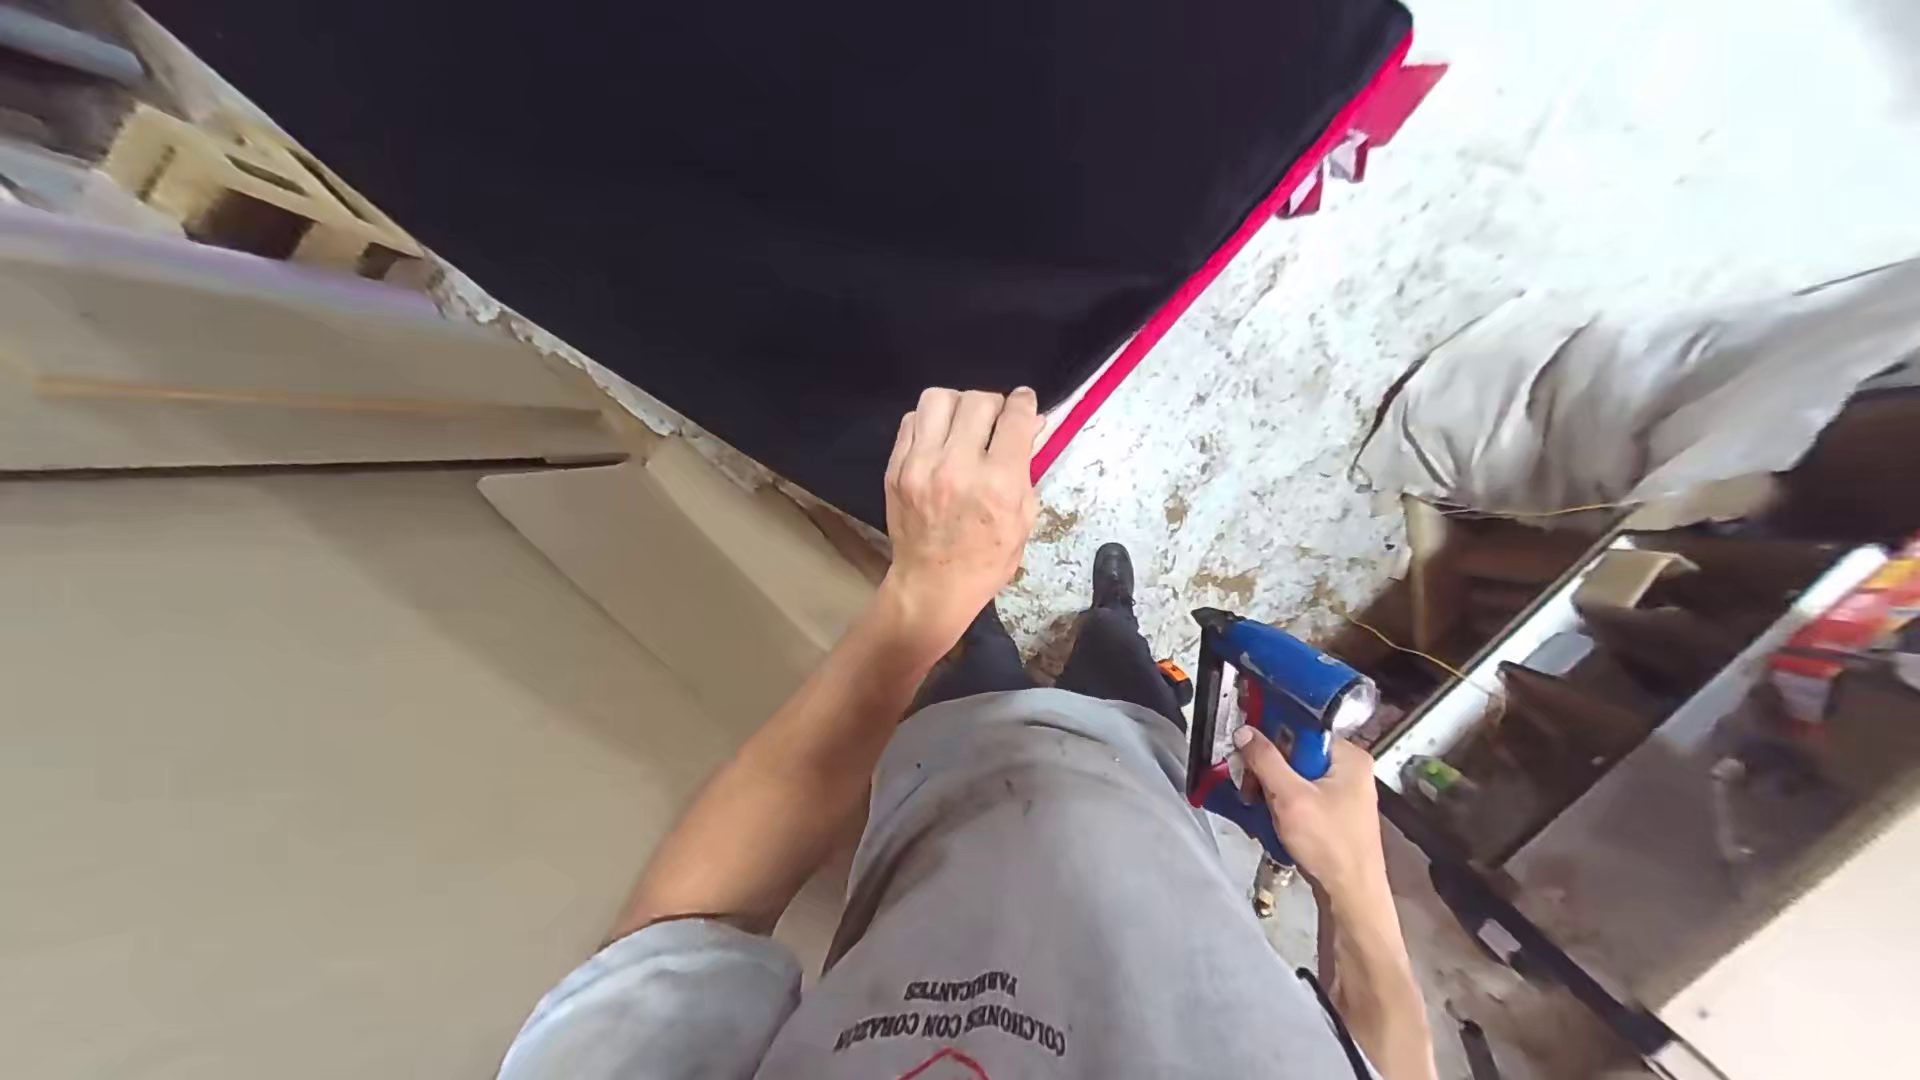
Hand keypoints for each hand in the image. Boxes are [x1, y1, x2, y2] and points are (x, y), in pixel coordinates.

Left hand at [881, 387, 1042, 645]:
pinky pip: (911, 421)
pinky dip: (930, 422)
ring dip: (958, 405)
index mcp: (998, 484)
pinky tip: (939, 438)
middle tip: (996, 420)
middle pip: (978, 401)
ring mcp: (920, 466)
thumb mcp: (1024, 517)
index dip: (1025, 403)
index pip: (1015, 417)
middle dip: (994, 404)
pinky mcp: (895, 468)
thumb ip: (1027, 467)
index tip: (1025, 403)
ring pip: (938, 398)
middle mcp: (957, 467)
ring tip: (964, 423)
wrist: (933, 585)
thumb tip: (1032, 424)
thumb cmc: (987, 559)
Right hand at [1232, 728, 1388, 902]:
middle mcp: (1347, 767)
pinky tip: (1268, 813)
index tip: (1244, 744)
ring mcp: (1341, 790)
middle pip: (1293, 750)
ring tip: (1255, 801)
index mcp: (1348, 756)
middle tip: (1247, 781)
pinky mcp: (1333, 810)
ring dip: (1269, 785)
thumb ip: (1264, 759)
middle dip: (1266, 765)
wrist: (1351, 899)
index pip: (1300, 726)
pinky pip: (1298, 791)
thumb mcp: (1289, 796)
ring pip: (1292, 772)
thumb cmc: (1326, 843)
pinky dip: (1279, 800)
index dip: (1269, 732)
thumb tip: (1243, 730)